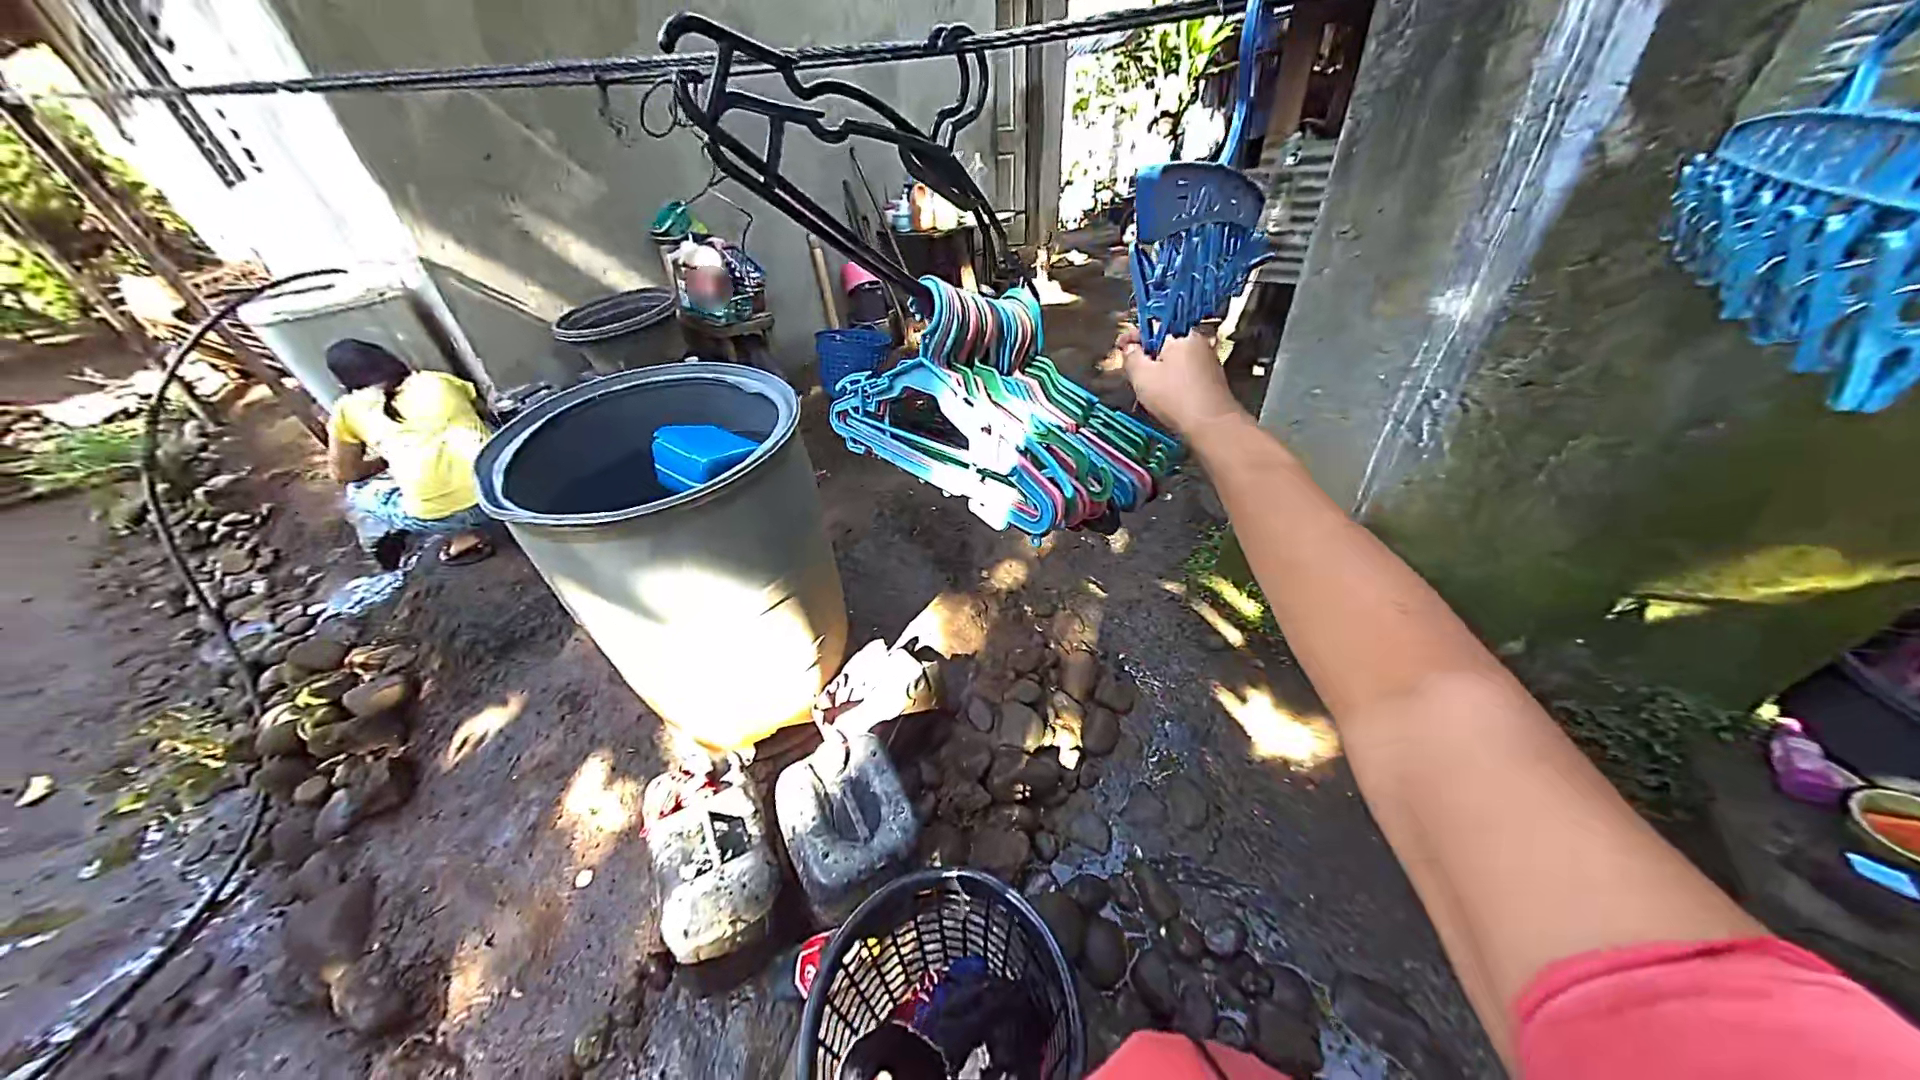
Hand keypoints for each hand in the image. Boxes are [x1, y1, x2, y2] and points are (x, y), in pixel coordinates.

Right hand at [1116, 326, 1247, 436]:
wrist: (1211, 424)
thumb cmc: (1174, 396)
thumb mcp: (1141, 375)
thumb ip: (1131, 357)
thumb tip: (1130, 347)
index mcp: (1182, 335)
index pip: (1153, 325)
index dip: (1133, 335)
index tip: (1120, 346)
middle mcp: (1198, 343)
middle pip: (1165, 343)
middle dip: (1147, 354)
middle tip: (1131, 370)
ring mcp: (1208, 362)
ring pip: (1175, 360)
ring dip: (1159, 369)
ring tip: (1146, 387)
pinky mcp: (1211, 380)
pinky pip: (1185, 374)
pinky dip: (1172, 381)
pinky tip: (1165, 396)